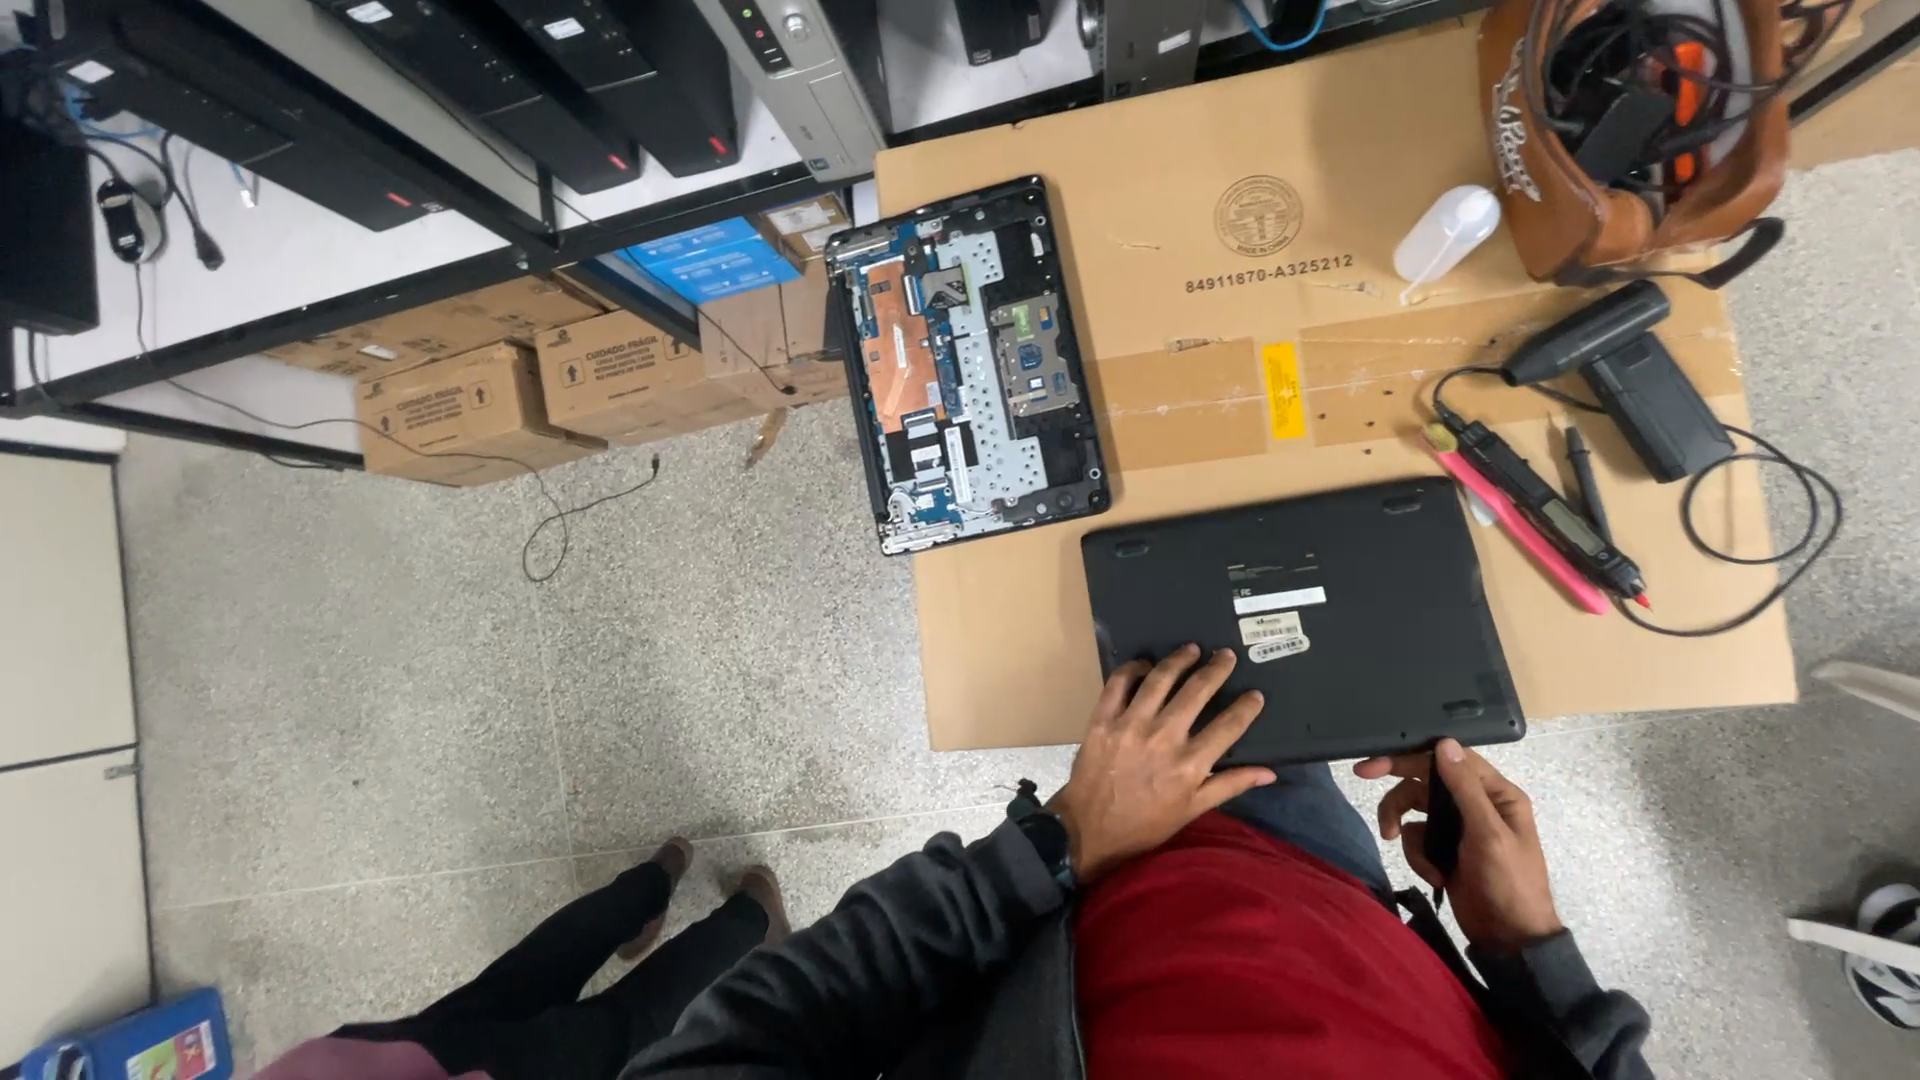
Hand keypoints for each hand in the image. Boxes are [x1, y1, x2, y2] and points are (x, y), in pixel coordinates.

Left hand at [1049, 644, 1276, 884]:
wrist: (1091, 827)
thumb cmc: (1145, 823)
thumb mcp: (1192, 810)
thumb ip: (1229, 785)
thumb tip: (1269, 772)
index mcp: (1190, 764)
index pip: (1228, 726)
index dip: (1246, 707)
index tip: (1255, 694)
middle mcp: (1163, 738)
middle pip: (1196, 692)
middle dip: (1216, 670)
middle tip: (1225, 655)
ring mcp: (1130, 725)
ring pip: (1159, 680)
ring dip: (1178, 660)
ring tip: (1191, 649)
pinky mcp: (1102, 719)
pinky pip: (1118, 683)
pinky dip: (1132, 669)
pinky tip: (1144, 664)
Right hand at [1355, 738, 1562, 951]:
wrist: (1509, 939)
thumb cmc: (1509, 884)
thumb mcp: (1488, 834)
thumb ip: (1464, 789)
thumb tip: (1444, 743)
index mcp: (1496, 795)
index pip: (1449, 759)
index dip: (1412, 754)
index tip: (1381, 757)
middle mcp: (1475, 804)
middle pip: (1423, 780)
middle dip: (1397, 786)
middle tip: (1361, 773)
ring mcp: (1457, 826)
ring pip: (1412, 808)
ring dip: (1401, 824)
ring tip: (1392, 840)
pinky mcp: (1443, 847)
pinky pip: (1415, 836)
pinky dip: (1417, 854)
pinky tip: (1433, 874)